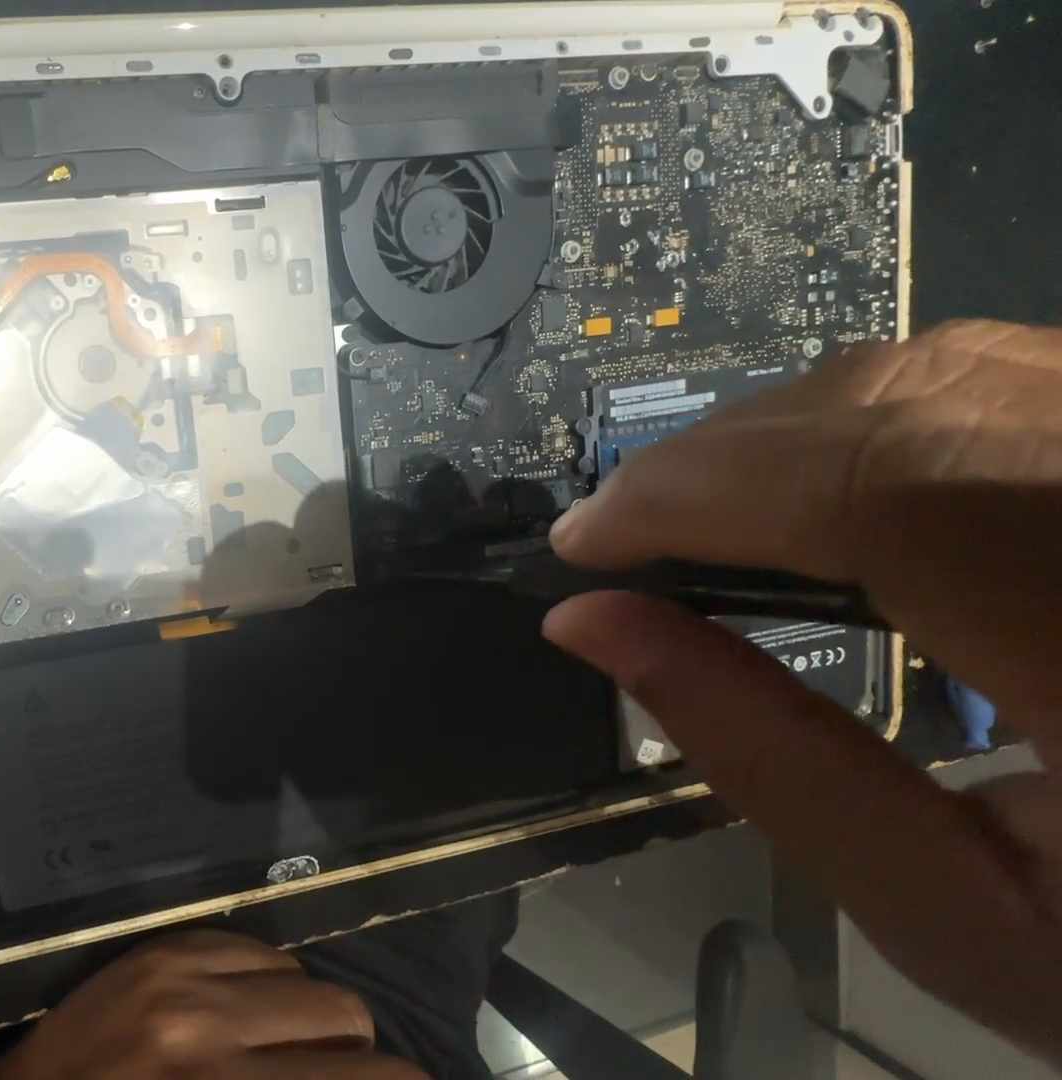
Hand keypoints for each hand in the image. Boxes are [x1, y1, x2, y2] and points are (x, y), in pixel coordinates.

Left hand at [0, 930, 427, 1079]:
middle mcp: (210, 1027)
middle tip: (338, 1076)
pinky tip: (250, 1013)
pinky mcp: (162, 946)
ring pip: (305, 978)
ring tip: (290, 1049)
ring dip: (313, 1019)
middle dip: (357, 1056)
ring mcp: (181, 974)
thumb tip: (363, 1077)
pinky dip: (269, 984)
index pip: (365, 1079)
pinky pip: (257, 950)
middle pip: (346, 1016)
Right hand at [542, 320, 1061, 1061]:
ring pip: (947, 364)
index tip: (581, 544)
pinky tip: (806, 483)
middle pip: (897, 403)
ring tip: (696, 510)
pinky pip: (1002, 372)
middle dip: (711, 460)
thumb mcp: (957, 916)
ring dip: (776, 433)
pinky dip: (862, 415)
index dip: (692, 493)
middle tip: (620, 532)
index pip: (877, 488)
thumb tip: (587, 621)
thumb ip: (756, 752)